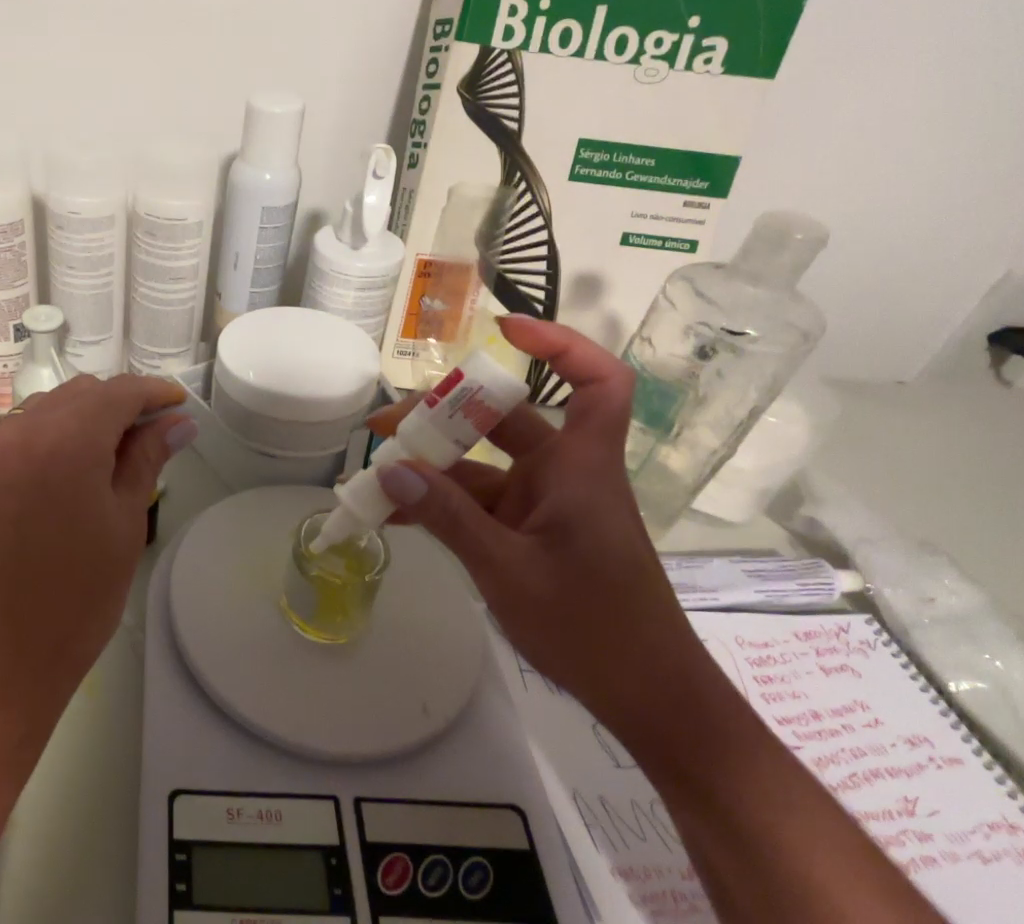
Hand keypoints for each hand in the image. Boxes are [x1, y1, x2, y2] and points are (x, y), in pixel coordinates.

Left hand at [0, 375, 196, 923]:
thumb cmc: (73, 602)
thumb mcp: (123, 527)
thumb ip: (146, 462)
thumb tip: (177, 423)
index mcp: (64, 438)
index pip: (117, 392)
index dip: (154, 393)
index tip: (180, 408)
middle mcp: (20, 431)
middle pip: (80, 393)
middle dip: (120, 404)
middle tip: (155, 439)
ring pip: (47, 409)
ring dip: (85, 418)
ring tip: (118, 457)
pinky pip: (21, 434)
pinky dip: (54, 436)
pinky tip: (75, 471)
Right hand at [366, 315, 713, 742]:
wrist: (647, 695)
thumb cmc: (592, 625)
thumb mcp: (506, 569)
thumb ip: (447, 516)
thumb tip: (390, 468)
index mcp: (580, 469)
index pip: (596, 383)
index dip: (559, 346)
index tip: (501, 328)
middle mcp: (566, 476)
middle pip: (511, 421)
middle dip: (447, 415)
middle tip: (386, 424)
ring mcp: (549, 508)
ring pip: (487, 467)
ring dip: (435, 468)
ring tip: (376, 473)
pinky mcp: (536, 537)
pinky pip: (483, 507)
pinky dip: (444, 506)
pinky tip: (397, 515)